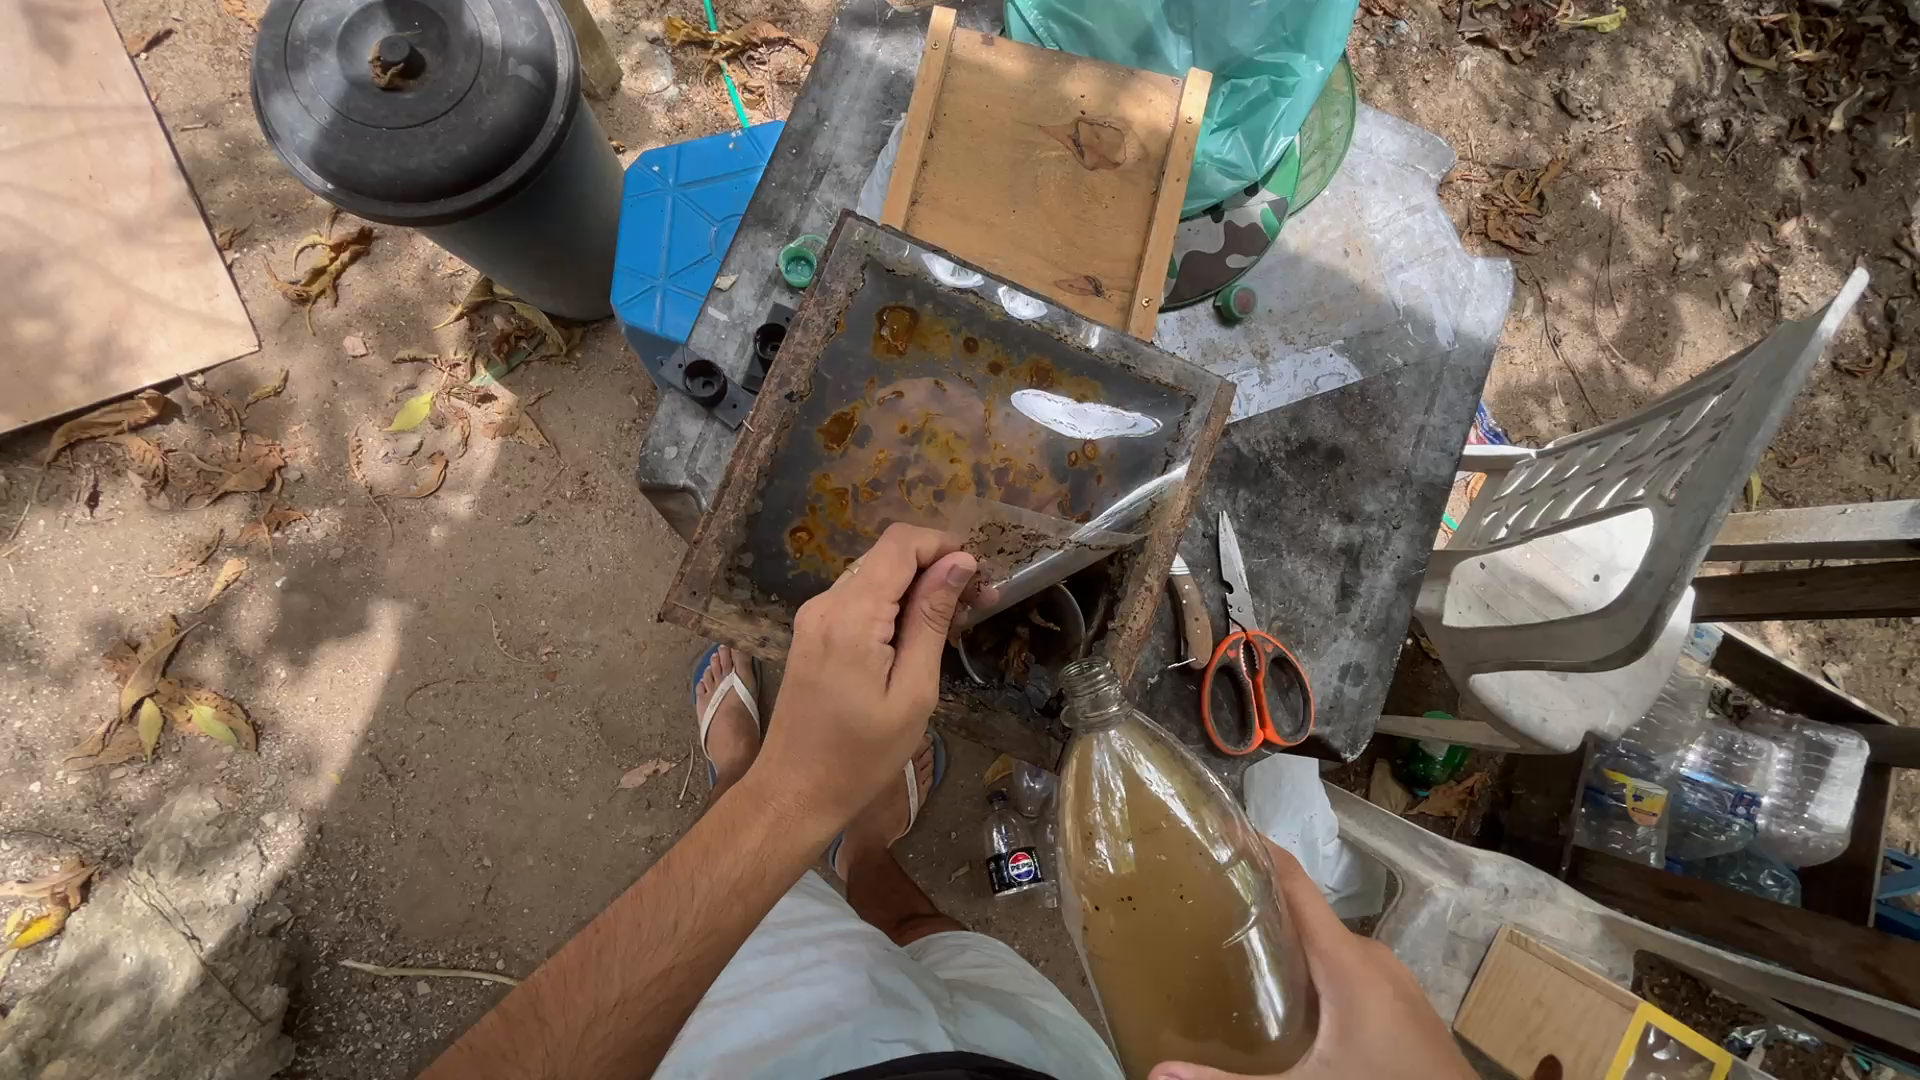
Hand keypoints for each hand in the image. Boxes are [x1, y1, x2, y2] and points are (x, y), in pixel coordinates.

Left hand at [753, 523, 982, 829]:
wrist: (795, 791)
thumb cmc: (862, 755)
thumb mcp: (913, 692)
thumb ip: (932, 620)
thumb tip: (959, 563)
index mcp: (851, 616)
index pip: (900, 544)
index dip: (943, 545)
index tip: (978, 577)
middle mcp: (826, 603)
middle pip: (887, 554)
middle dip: (935, 566)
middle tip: (977, 603)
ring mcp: (814, 615)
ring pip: (875, 573)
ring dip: (916, 586)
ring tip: (953, 622)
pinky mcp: (812, 630)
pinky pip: (859, 597)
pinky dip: (893, 603)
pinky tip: (916, 635)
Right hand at [1151, 843, 1474, 1079]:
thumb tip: (1156, 1074)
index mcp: (1344, 958)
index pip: (1293, 878)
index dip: (1255, 847)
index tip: (1214, 828)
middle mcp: (1369, 955)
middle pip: (1303, 912)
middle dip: (1255, 904)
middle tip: (1202, 906)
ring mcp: (1392, 979)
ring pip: (1325, 944)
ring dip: (1285, 942)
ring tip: (1236, 952)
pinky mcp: (1404, 1004)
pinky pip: (1347, 969)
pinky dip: (1313, 969)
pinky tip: (1291, 1000)